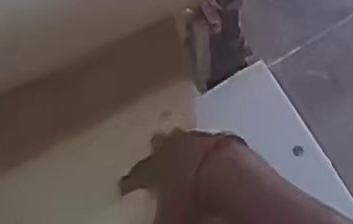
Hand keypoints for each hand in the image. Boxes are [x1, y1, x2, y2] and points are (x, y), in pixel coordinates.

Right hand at [118, 129, 240, 222]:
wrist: (229, 177)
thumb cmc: (190, 204)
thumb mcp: (165, 221)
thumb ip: (156, 217)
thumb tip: (152, 219)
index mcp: (155, 166)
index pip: (136, 174)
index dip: (129, 182)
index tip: (122, 187)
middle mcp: (174, 145)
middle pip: (161, 144)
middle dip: (156, 150)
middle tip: (153, 152)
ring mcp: (200, 138)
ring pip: (185, 138)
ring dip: (182, 146)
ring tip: (181, 155)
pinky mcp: (224, 138)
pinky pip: (208, 143)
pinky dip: (204, 151)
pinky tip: (207, 159)